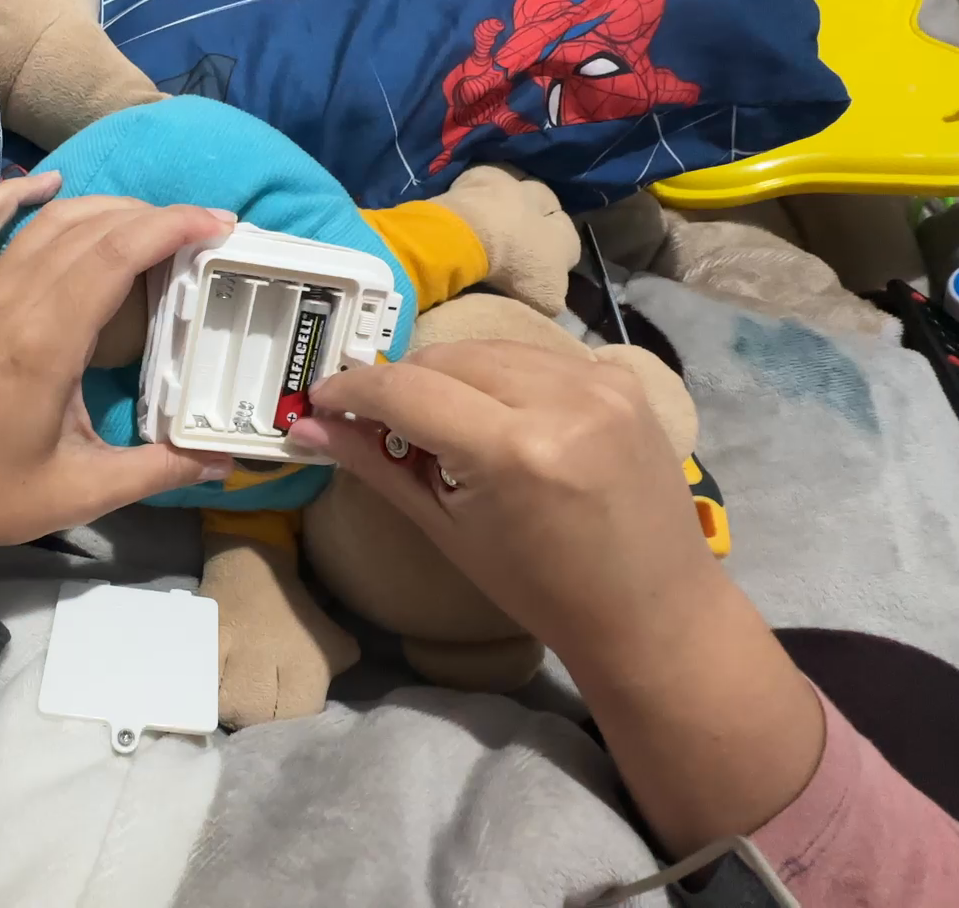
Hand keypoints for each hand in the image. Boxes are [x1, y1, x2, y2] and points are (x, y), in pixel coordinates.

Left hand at [0, 172, 235, 598]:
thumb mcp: (85, 492)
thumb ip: (160, 470)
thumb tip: (226, 464)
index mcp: (44, 343)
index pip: (115, 255)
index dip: (171, 228)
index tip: (218, 224)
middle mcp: (10, 303)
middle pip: (89, 229)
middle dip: (153, 217)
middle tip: (203, 230)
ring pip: (46, 224)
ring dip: (104, 208)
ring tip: (154, 220)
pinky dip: (10, 197)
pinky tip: (45, 184)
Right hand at [288, 340, 823, 854]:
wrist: (653, 609)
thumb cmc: (537, 587)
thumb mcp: (442, 527)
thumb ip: (372, 463)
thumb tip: (304, 427)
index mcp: (513, 451)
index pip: (404, 389)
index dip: (351, 389)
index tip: (321, 399)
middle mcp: (560, 399)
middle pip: (440, 358)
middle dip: (397, 384)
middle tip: (379, 424)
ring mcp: (599, 381)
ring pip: (481, 348)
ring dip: (443, 377)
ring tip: (440, 424)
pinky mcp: (619, 376)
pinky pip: (526, 354)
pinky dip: (492, 375)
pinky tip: (492, 414)